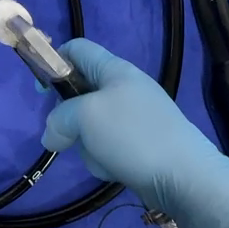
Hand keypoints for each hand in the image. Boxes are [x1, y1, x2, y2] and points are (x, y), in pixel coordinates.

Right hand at [43, 39, 228, 227]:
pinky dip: (103, 157)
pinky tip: (113, 168)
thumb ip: (59, 118)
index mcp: (115, 70)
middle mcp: (125, 88)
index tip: (43, 88)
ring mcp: (135, 117)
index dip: (54, 61)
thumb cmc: (133, 135)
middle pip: (80, 91)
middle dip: (68, 114)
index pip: (77, 49)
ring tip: (99, 155)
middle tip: (66, 131)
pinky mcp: (140, 144)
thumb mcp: (84, 116)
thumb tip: (53, 137)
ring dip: (86, 141)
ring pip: (90, 123)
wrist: (185, 178)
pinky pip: (106, 145)